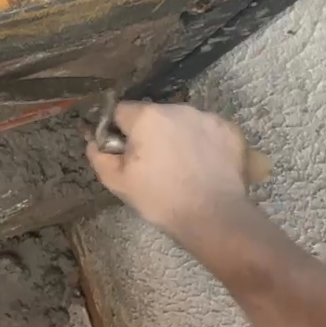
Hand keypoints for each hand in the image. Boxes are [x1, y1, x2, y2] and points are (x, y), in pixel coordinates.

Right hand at [86, 101, 255, 238]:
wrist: (214, 217)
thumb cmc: (160, 198)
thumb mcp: (116, 181)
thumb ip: (98, 154)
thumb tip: (95, 140)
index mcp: (146, 116)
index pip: (120, 111)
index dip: (118, 131)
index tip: (124, 152)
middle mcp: (177, 108)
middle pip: (152, 115)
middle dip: (149, 133)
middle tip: (152, 163)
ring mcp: (207, 117)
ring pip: (180, 121)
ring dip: (175, 136)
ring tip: (180, 166)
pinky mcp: (230, 130)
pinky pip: (206, 130)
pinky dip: (201, 142)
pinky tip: (202, 165)